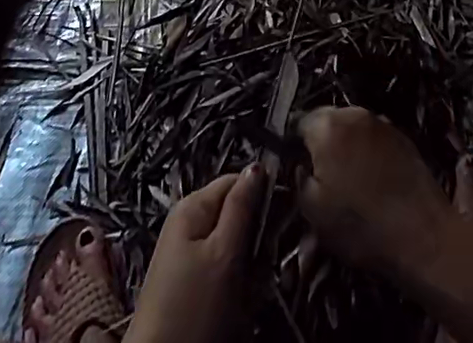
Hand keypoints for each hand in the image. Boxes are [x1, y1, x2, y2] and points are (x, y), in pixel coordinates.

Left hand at [124, 166, 265, 342]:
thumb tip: (257, 166)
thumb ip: (241, 207)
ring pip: (235, 242)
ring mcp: (189, 251)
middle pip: (236, 211)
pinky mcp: (192, 279)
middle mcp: (189, 222)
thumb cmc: (193, 307)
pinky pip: (225, 266)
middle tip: (263, 261)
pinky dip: (237, 280)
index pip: (237, 179)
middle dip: (255, 234)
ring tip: (252, 286)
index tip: (283, 217)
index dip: (262, 193)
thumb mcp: (223, 253)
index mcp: (193, 206)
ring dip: (250, 262)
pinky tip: (241, 299)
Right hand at [294, 107, 457, 275]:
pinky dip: (369, 150)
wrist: (423, 235)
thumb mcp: (313, 210)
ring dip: (347, 144)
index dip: (296, 145)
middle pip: (328, 120)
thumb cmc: (360, 224)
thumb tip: (301, 165)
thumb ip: (299, 178)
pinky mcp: (404, 136)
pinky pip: (375, 137)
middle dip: (322, 140)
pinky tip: (373, 176)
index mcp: (327, 126)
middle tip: (323, 173)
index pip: (299, 122)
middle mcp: (354, 114)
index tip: (298, 165)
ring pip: (353, 127)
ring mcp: (382, 122)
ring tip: (349, 176)